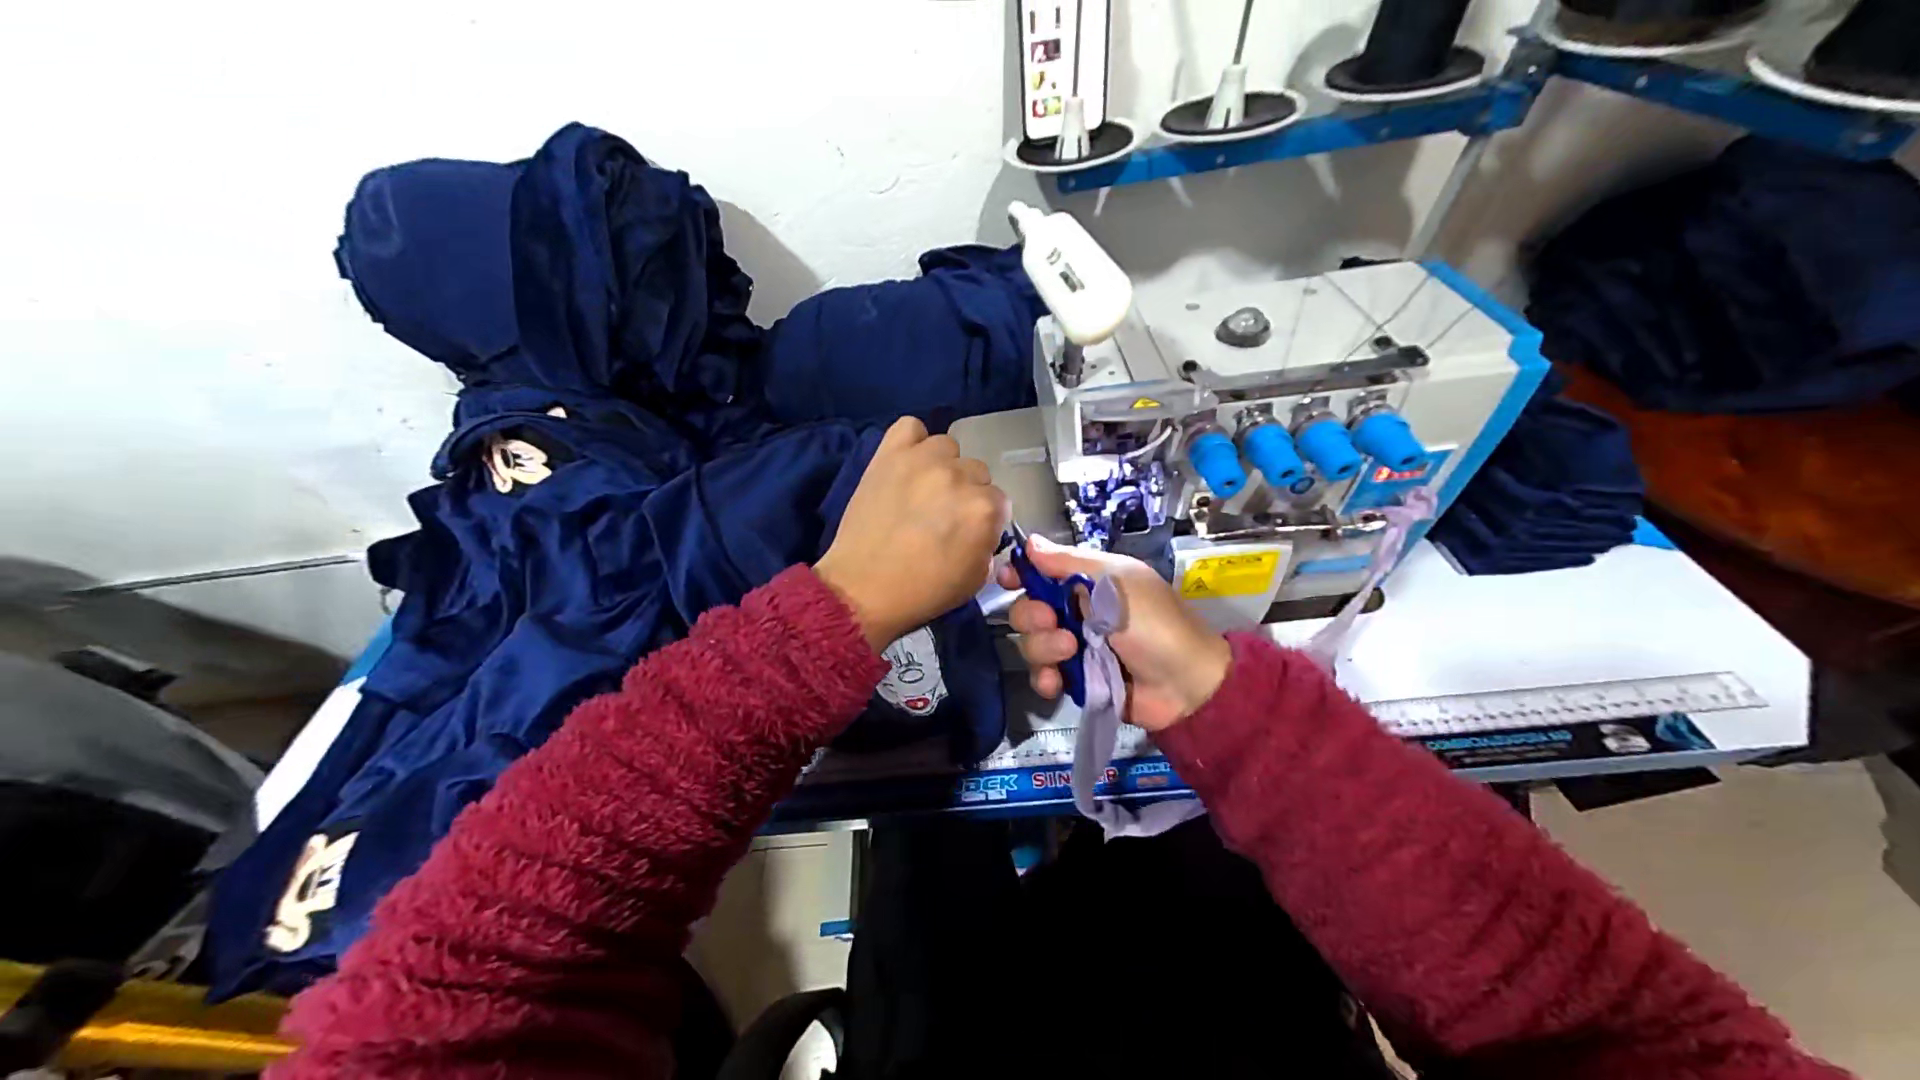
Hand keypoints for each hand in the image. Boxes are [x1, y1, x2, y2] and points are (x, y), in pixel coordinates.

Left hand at [815, 417, 1008, 651]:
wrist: (863, 589)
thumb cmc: (923, 591)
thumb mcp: (976, 580)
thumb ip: (990, 546)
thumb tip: (986, 530)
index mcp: (984, 509)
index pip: (1000, 501)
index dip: (984, 519)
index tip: (967, 532)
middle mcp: (959, 476)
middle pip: (976, 472)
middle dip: (965, 493)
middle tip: (942, 515)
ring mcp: (923, 460)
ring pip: (948, 448)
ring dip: (941, 466)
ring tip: (922, 490)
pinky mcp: (889, 454)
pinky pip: (910, 428)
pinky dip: (912, 442)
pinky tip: (907, 465)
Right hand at [998, 536, 1230, 732]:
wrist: (1186, 684)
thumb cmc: (1155, 622)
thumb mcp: (1117, 580)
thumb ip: (1069, 561)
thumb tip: (1029, 542)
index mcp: (1086, 581)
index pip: (1040, 571)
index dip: (1019, 574)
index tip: (1008, 580)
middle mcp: (1074, 611)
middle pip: (1026, 609)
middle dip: (1033, 616)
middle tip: (1054, 622)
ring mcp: (1073, 648)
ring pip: (1031, 644)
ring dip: (1043, 648)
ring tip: (1071, 653)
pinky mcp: (1075, 680)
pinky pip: (1042, 676)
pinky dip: (1045, 678)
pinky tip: (1057, 682)